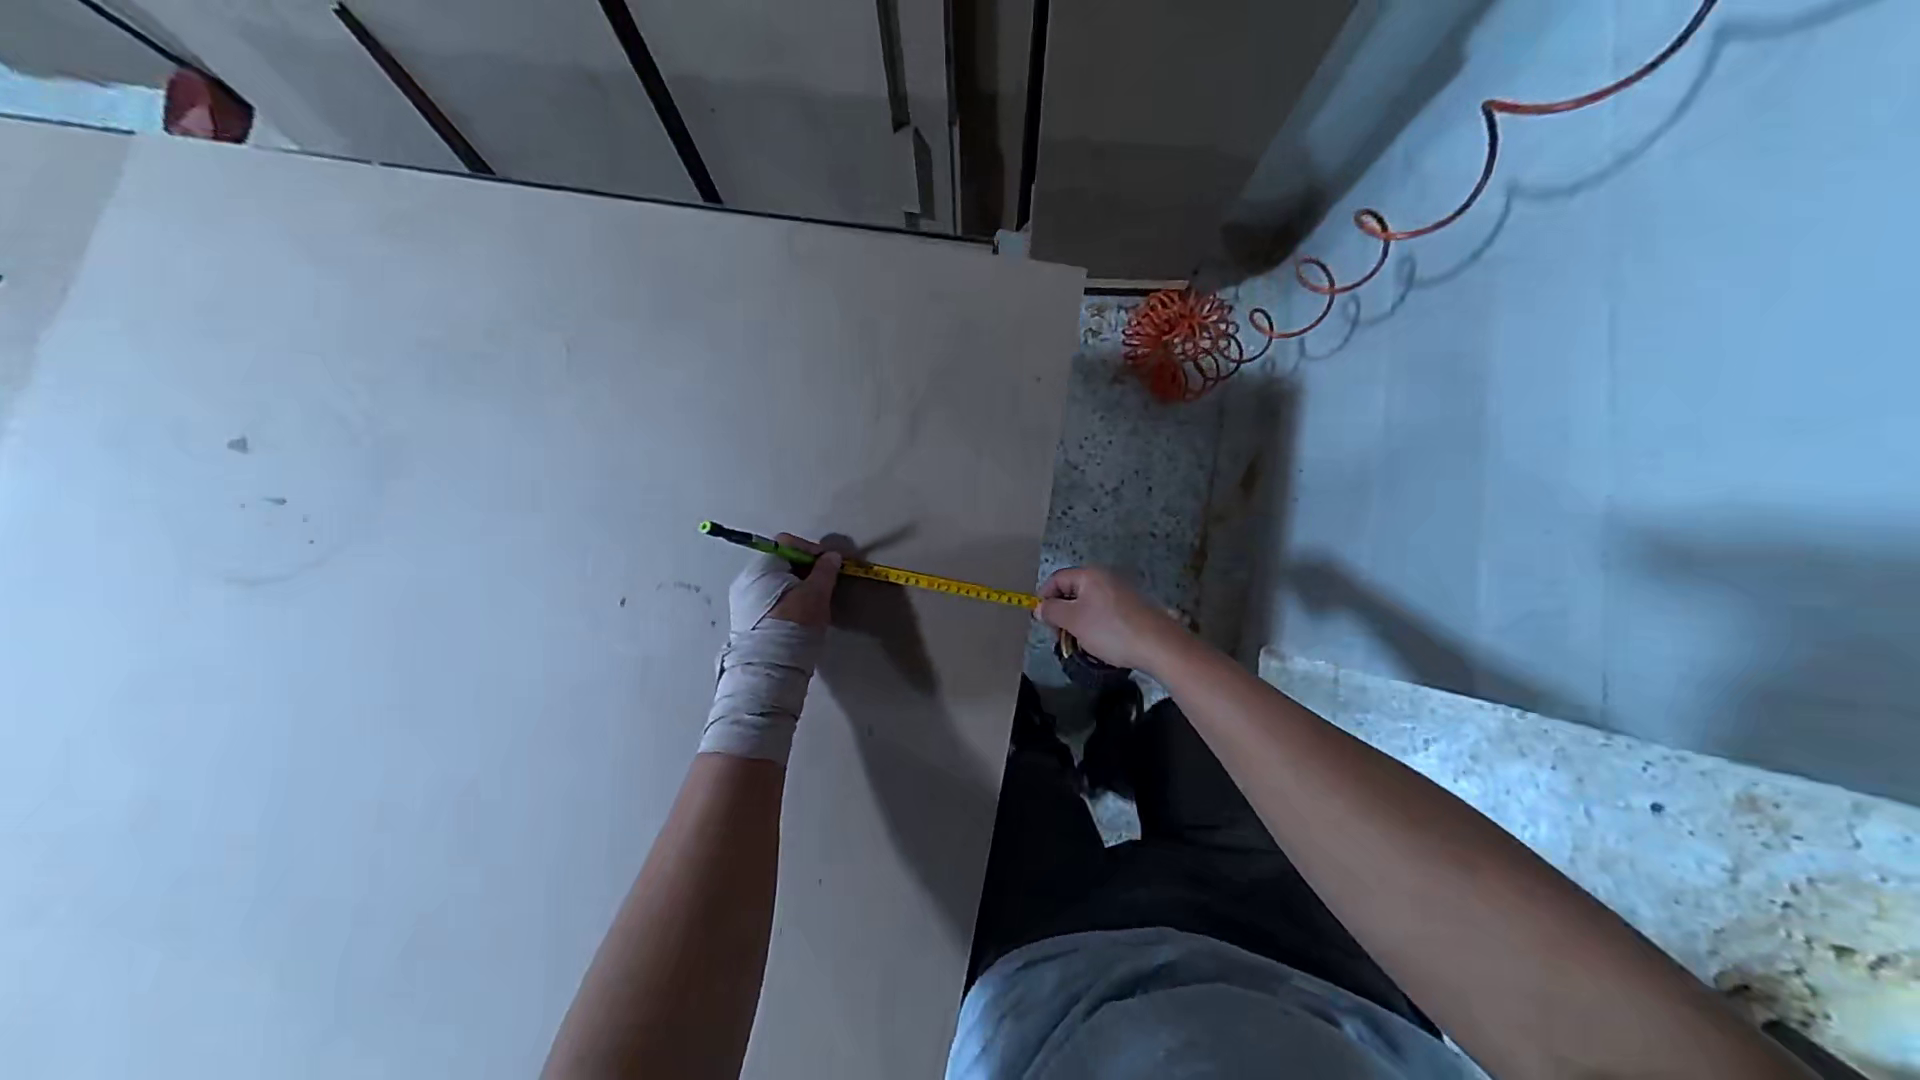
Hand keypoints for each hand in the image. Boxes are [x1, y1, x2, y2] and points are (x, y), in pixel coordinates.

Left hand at [728, 533, 841, 630]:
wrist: (771, 668)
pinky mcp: (747, 619)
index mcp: (762, 567)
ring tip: (815, 602)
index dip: (812, 550)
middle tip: (825, 585)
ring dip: (798, 586)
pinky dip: (787, 600)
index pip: (787, 544)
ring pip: (777, 582)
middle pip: (782, 562)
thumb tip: (831, 556)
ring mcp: (744, 600)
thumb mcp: (817, 593)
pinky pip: (770, 599)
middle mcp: (747, 579)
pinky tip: (800, 616)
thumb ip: (825, 570)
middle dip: (806, 570)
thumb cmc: (795, 624)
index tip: (829, 566)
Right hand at [1036, 567, 1185, 672]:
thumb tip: (1039, 607)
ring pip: (1088, 604)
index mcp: (1090, 575)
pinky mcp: (1132, 608)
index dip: (1044, 598)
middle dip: (1061, 613)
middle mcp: (1106, 578)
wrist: (1159, 646)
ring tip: (1079, 643)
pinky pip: (1104, 613)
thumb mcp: (1073, 621)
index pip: (1056, 579)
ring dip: (1077, 623)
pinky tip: (1099, 643)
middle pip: (1072, 591)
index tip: (1042, 621)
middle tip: (1060, 636)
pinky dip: (1095, 626)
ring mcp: (1121, 592)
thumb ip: (1051, 611)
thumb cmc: (1110, 630)